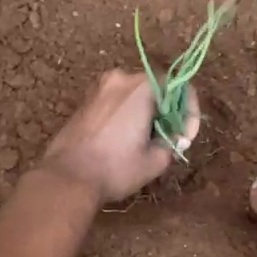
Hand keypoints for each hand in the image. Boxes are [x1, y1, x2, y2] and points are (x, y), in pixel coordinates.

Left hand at [40, 71, 198, 204]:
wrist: (67, 177)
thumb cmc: (114, 169)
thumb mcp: (155, 161)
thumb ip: (173, 142)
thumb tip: (175, 137)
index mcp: (141, 86)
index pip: (179, 87)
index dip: (189, 113)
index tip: (185, 139)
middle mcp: (120, 78)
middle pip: (156, 88)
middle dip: (168, 114)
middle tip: (169, 141)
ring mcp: (98, 88)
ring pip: (135, 96)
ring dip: (147, 115)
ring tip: (147, 144)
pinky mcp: (85, 102)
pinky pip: (116, 102)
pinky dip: (128, 116)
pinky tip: (125, 141)